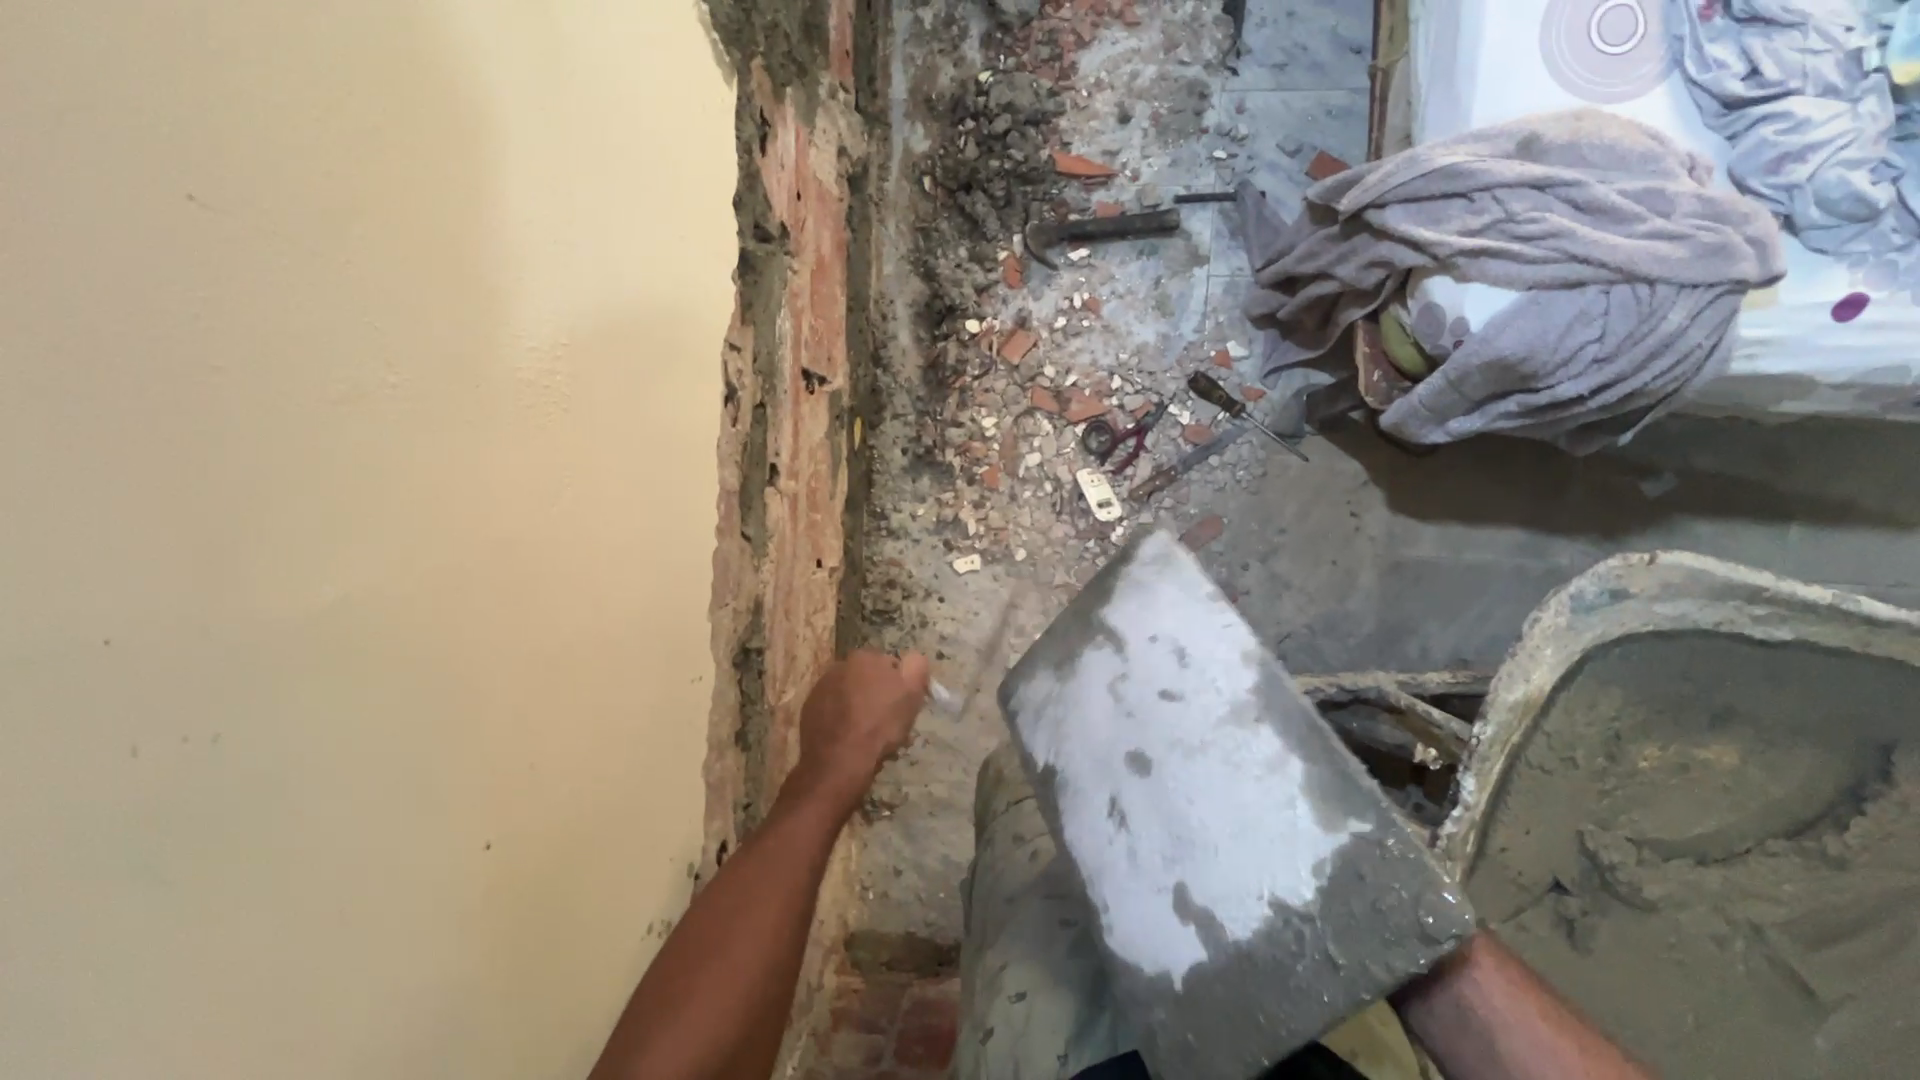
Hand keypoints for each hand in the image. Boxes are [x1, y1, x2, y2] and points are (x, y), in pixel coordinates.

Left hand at [782, 650, 930, 818]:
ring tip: (867, 734)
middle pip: (867, 679)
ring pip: (849, 695)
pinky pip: (832, 711)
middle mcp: (838, 666)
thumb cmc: (880, 725)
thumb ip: (916, 666)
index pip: (890, 665)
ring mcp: (820, 688)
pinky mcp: (808, 710)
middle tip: (887, 723)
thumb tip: (913, 658)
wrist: (839, 761)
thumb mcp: (912, 694)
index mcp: (864, 657)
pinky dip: (841, 720)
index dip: (900, 687)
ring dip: (858, 707)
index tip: (902, 707)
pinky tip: (849, 739)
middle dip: (877, 695)